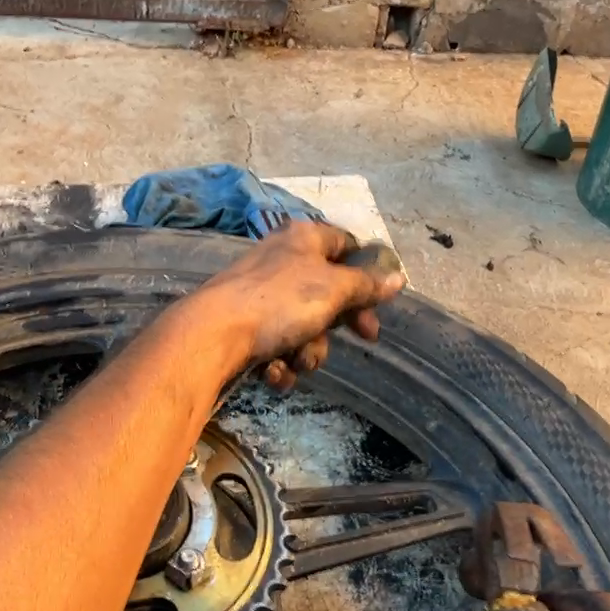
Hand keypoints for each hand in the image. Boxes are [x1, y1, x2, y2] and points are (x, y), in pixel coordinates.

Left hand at [182, 221, 404, 389]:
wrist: (211, 337)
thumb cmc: (277, 303)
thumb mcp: (332, 290)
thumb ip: (367, 285)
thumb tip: (398, 278)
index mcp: (302, 239)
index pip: (346, 244)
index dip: (366, 272)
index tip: (380, 299)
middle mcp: (281, 262)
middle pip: (328, 294)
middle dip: (337, 325)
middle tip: (364, 338)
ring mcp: (261, 298)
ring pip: (304, 329)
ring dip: (307, 352)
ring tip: (294, 358)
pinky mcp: (244, 331)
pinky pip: (277, 349)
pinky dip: (279, 364)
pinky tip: (271, 371)